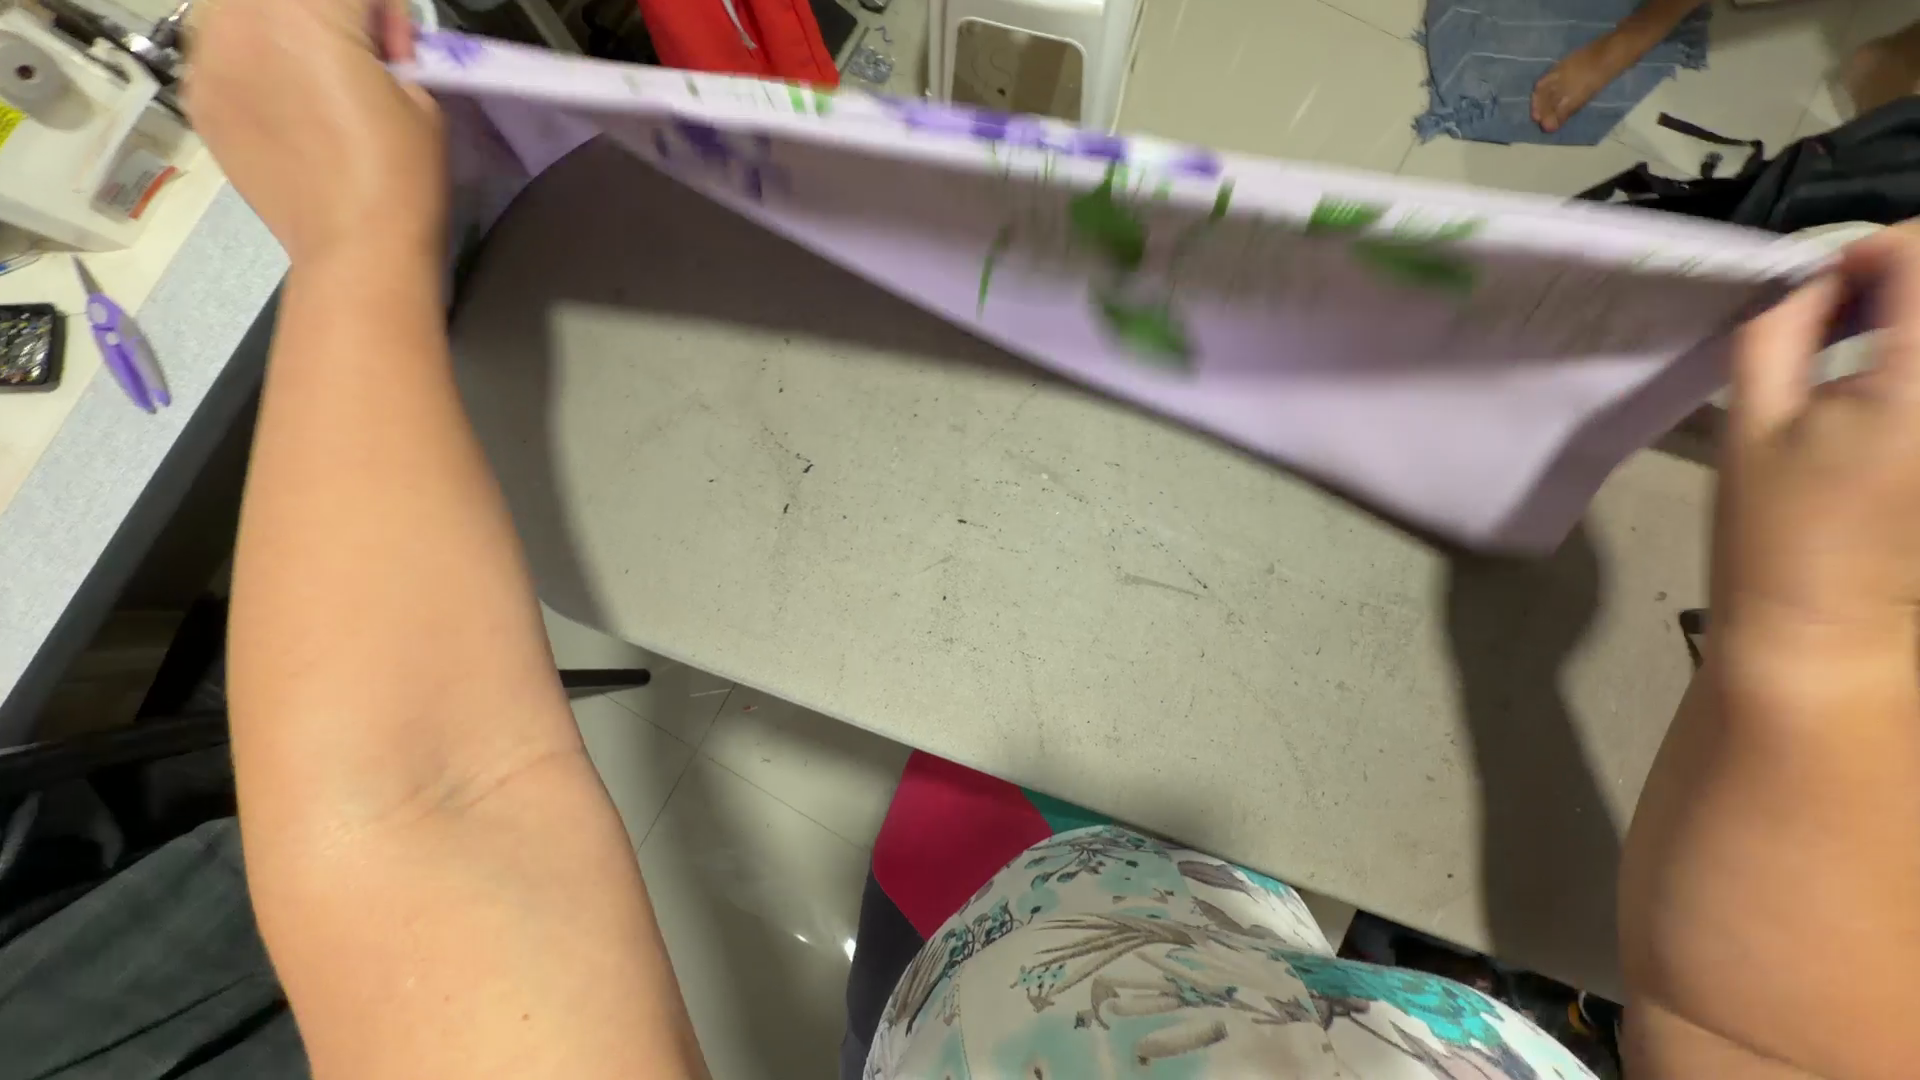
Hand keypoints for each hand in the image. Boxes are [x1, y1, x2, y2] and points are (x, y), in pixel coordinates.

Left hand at [187, 0, 444, 265]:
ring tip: (316, 90)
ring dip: (281, 35)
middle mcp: (238, 21)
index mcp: (304, 15)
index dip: (387, 17)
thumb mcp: (423, 104)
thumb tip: (369, 50)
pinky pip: (222, 55)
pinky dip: (255, 69)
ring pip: (242, 14)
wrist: (359, 251)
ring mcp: (207, 60)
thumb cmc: (403, 181)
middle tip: (358, 67)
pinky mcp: (199, 98)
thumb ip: (389, 57)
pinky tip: (290, 117)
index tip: (400, 57)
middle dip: (325, 18)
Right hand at [1714, 226, 1919, 668]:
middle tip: (1844, 309)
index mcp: (1917, 382)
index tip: (1825, 281)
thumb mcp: (1750, 424)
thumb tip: (1814, 281)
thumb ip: (1777, 335)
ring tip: (1865, 343)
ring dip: (1914, 320)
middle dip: (1906, 278)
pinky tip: (1887, 384)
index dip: (1876, 249)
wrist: (1825, 614)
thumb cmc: (1771, 524)